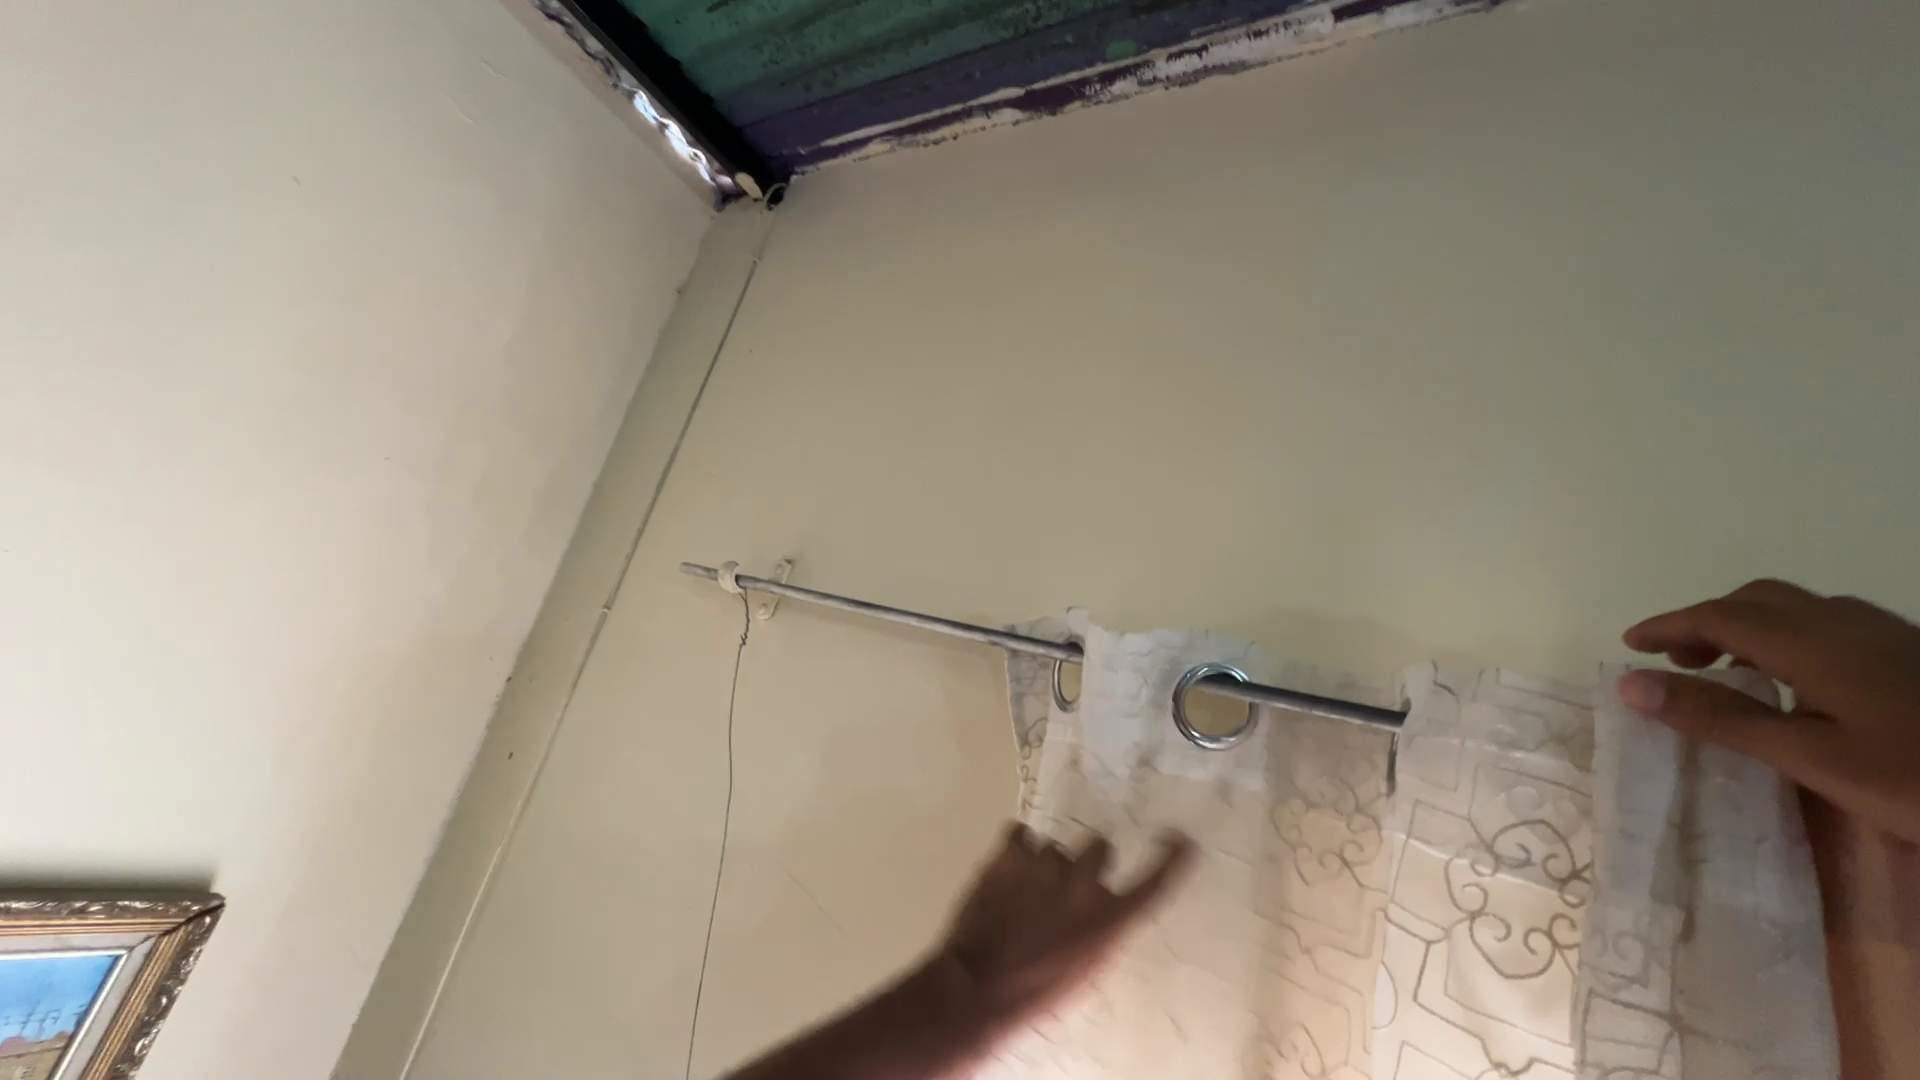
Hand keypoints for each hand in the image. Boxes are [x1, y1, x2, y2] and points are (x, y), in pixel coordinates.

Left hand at [929, 823, 1194, 1035]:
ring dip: (1043, 863)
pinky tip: (1006, 871)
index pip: (1154, 883)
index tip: (1181, 838)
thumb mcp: (1086, 967)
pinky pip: (1019, 833)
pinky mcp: (1011, 853)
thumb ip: (1102, 928)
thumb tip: (1103, 902)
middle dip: (1084, 862)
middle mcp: (1086, 886)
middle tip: (1062, 887)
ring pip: (1054, 845)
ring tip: (1024, 891)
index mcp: (1110, 921)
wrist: (981, 988)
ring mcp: (1048, 864)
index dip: (1172, 859)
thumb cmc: (1036, 990)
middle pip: (1099, 847)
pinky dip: (1014, 849)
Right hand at [1618, 579, 1919, 843]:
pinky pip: (1832, 623)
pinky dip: (1788, 635)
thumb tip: (1630, 684)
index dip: (1666, 626)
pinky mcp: (1919, 655)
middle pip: (1758, 598)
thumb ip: (1718, 716)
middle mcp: (1849, 625)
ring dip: (1748, 625)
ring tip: (1730, 669)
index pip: (1717, 617)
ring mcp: (1893, 637)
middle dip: (1706, 620)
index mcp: (1814, 644)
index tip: (1628, 645)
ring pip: (1800, 607)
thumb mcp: (1812, 758)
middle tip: (1676, 659)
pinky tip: (1802, 679)